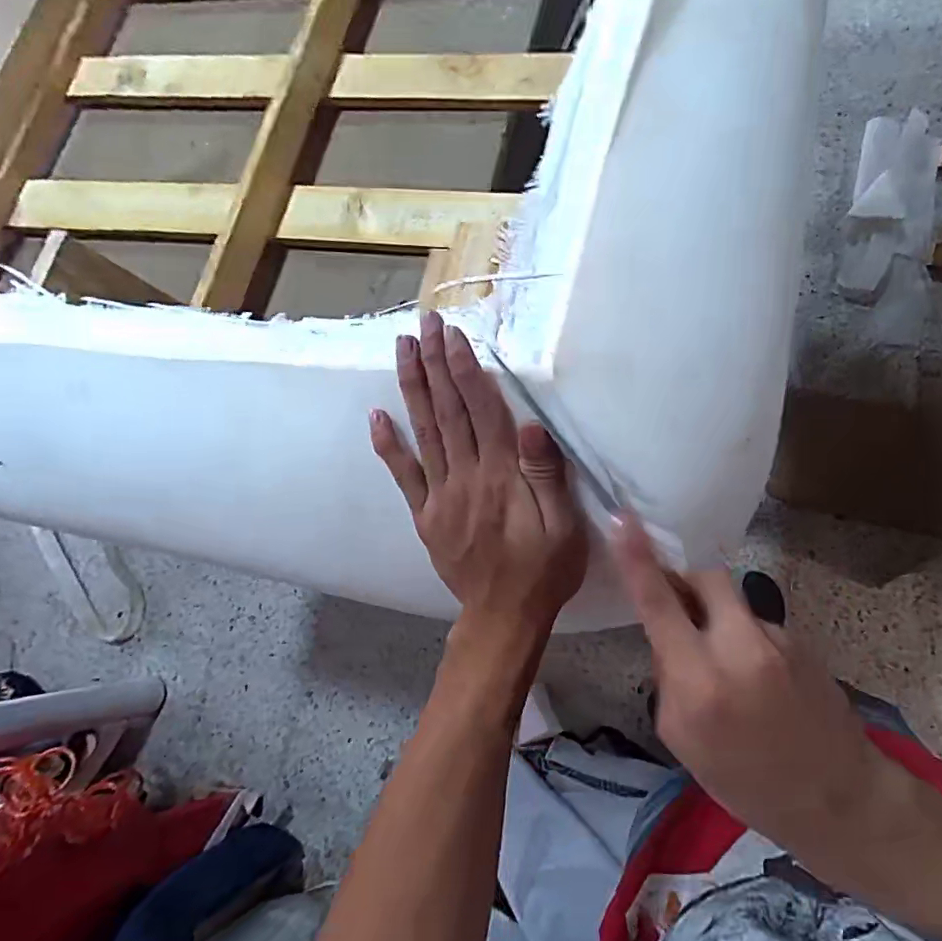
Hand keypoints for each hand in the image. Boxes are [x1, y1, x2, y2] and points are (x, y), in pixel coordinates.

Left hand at [371, 311, 588, 641]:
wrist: (504, 616)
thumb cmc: (544, 570)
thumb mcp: (564, 527)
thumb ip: (547, 476)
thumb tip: (533, 425)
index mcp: (503, 476)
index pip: (481, 411)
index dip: (466, 370)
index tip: (453, 335)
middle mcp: (467, 477)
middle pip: (449, 412)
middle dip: (436, 364)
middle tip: (425, 324)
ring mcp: (441, 496)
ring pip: (425, 433)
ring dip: (413, 389)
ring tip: (402, 349)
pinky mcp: (426, 516)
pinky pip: (404, 476)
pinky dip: (389, 446)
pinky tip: (377, 416)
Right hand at [609, 517, 894, 864]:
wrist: (835, 797)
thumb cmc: (743, 781)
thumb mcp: (681, 738)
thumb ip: (669, 678)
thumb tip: (668, 637)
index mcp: (699, 680)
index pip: (659, 604)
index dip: (637, 559)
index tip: (624, 519)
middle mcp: (738, 647)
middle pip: (705, 576)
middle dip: (686, 579)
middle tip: (678, 598)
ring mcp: (776, 639)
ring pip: (732, 602)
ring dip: (718, 618)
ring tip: (728, 665)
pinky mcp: (801, 640)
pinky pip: (757, 624)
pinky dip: (745, 640)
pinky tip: (760, 678)